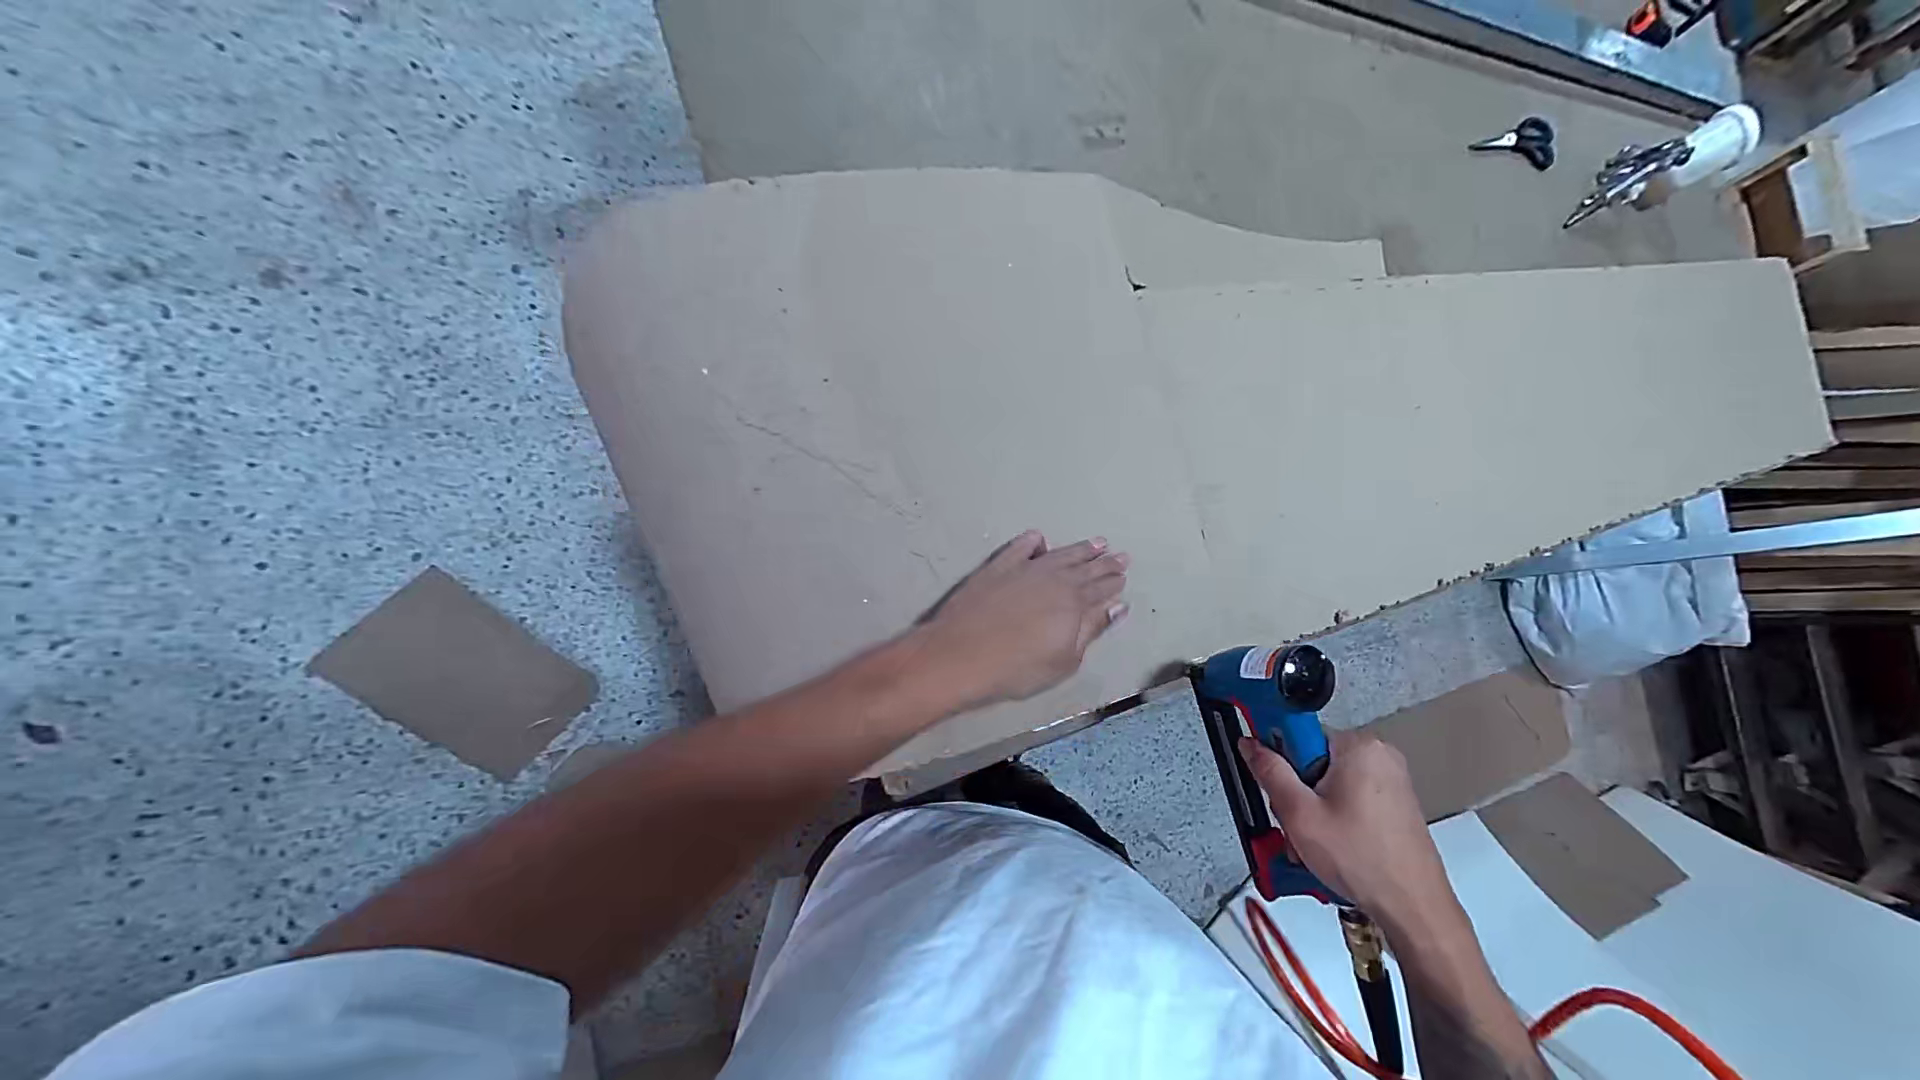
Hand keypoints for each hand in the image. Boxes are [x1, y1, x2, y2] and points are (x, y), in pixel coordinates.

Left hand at [917, 530, 1128, 710]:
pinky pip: (1020, 547)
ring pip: (1059, 554)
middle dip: (1104, 562)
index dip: (1114, 582)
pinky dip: (1032, 542)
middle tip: (1120, 555)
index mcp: (1074, 602)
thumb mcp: (1064, 660)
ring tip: (1096, 542)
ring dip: (1079, 549)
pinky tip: (1039, 540)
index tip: (1124, 574)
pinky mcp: (996, 567)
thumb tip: (1117, 607)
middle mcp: (1053, 578)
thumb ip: (1092, 630)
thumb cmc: (1017, 668)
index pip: (1101, 589)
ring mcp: (1024, 569)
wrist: (960, 655)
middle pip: (1085, 568)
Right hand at [1239, 730, 1463, 937]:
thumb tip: (1251, 746)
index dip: (1275, 751)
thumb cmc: (1368, 864)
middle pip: (1309, 757)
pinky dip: (1331, 815)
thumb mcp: (1298, 813)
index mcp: (1358, 747)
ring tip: (1314, 838)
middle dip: (1295, 789)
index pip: (1296, 730)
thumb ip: (1269, 772)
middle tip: (1297, 818)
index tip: (1262, 762)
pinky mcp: (1391, 801)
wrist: (1413, 910)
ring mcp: (1388, 780)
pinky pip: (1345, 795)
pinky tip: (1330, 842)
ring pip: (1325, 779)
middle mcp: (1378, 756)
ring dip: (1311, 807)